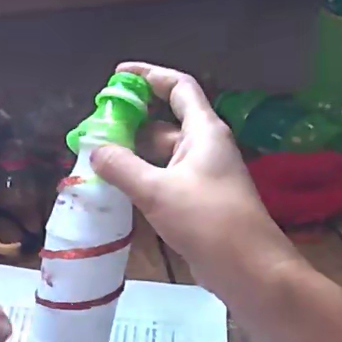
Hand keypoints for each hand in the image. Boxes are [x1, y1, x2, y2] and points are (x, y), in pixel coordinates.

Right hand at [90, 62, 301, 301]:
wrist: (246, 266)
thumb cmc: (207, 220)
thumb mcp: (157, 191)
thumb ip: (122, 167)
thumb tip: (95, 149)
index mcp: (203, 132)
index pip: (179, 88)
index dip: (150, 76)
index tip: (119, 75)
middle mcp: (203, 147)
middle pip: (165, 121)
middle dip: (132, 118)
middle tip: (97, 124)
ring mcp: (199, 175)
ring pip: (160, 152)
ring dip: (131, 151)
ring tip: (96, 154)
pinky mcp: (194, 200)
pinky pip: (161, 177)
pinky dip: (138, 175)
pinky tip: (115, 185)